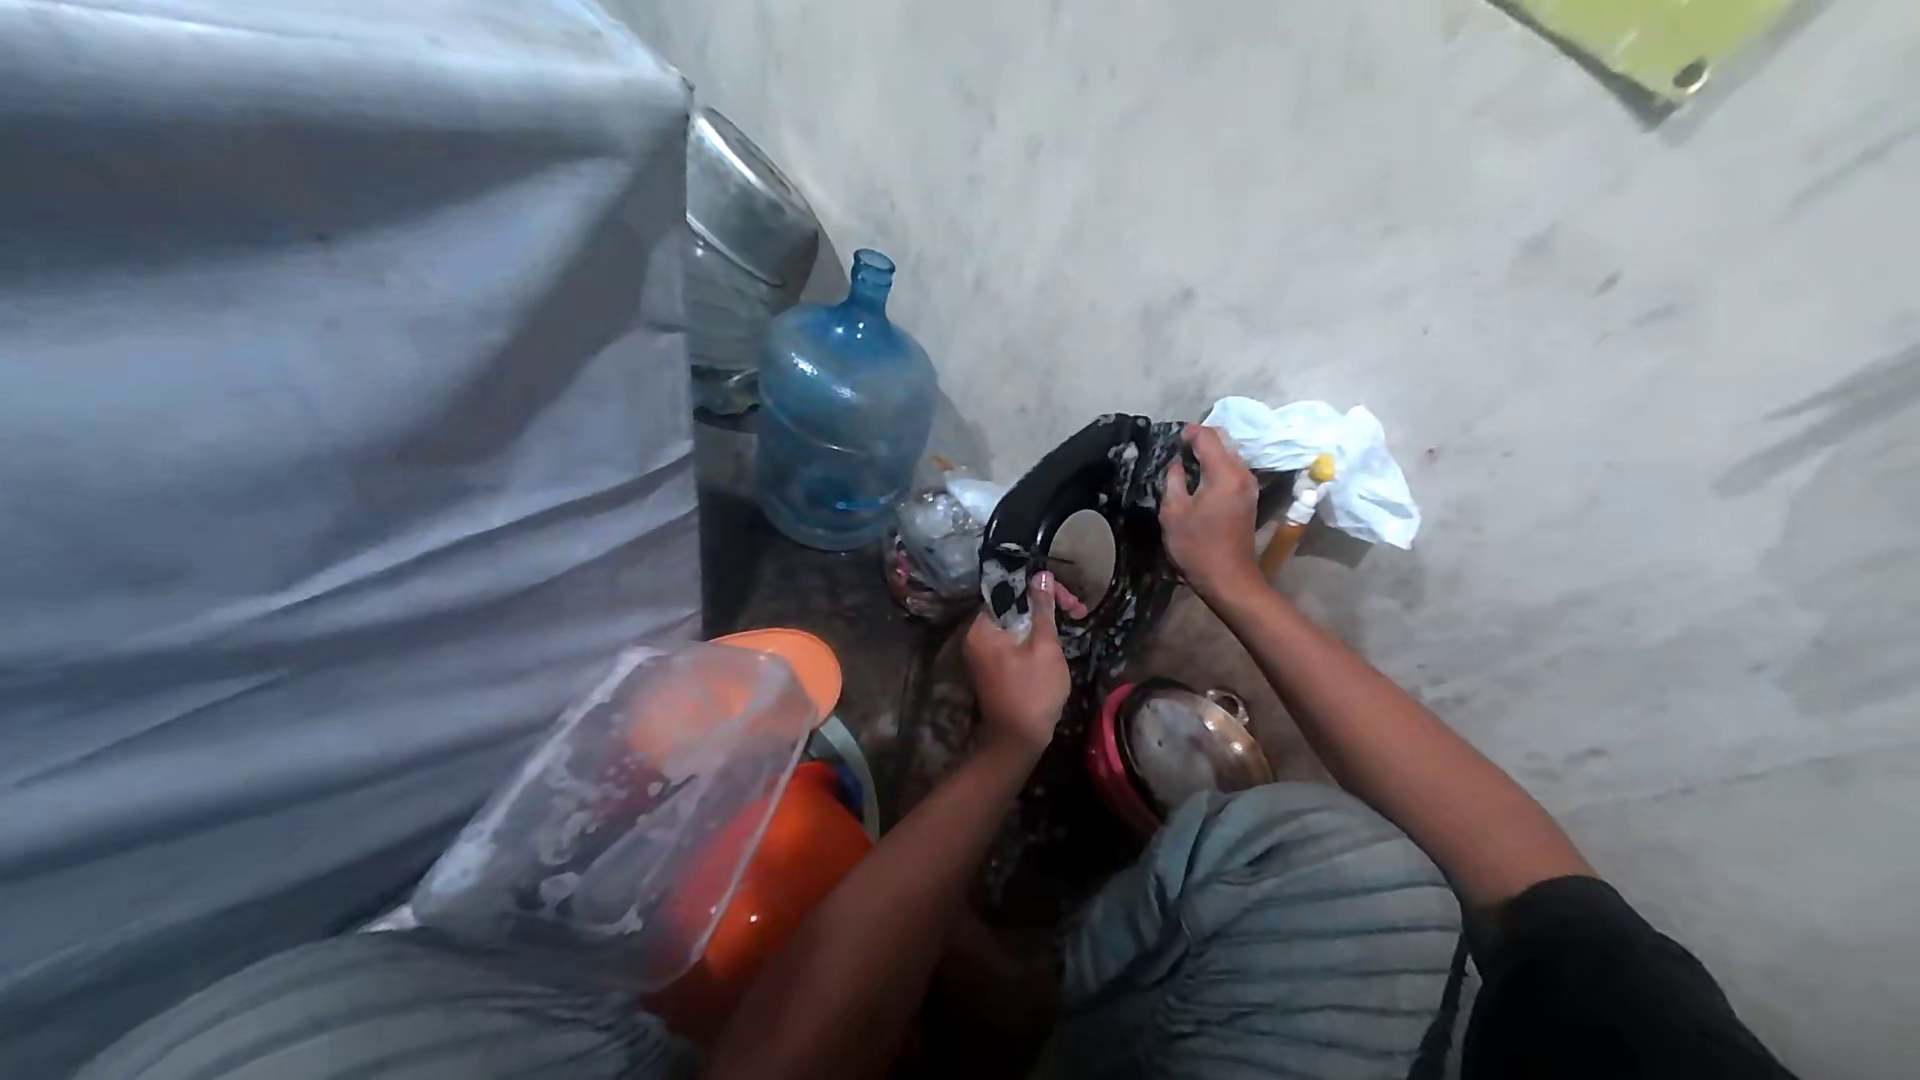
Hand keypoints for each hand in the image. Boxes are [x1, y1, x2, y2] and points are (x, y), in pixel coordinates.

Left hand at [963, 572, 1076, 756]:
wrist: (1018, 740)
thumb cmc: (1033, 691)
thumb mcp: (1044, 646)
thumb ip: (1042, 608)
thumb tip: (1041, 574)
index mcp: (982, 628)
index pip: (1009, 592)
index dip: (1039, 588)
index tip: (1068, 598)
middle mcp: (976, 636)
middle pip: (1012, 606)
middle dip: (1045, 605)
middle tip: (1076, 610)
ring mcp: (983, 653)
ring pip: (1015, 624)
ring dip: (1042, 621)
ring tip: (1071, 621)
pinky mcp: (993, 666)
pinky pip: (1012, 640)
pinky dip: (1032, 636)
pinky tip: (1053, 641)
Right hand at [1161, 424, 1262, 601]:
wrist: (1228, 578)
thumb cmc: (1196, 546)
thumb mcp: (1173, 512)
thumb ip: (1173, 481)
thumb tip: (1177, 464)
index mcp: (1224, 473)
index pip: (1208, 437)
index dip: (1190, 432)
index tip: (1173, 437)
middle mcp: (1242, 474)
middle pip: (1224, 442)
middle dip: (1201, 439)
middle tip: (1178, 448)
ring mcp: (1249, 486)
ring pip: (1230, 455)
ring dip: (1210, 453)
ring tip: (1186, 462)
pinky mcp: (1249, 498)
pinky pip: (1233, 470)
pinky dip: (1217, 466)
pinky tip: (1200, 478)